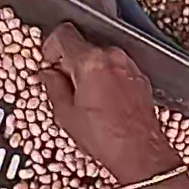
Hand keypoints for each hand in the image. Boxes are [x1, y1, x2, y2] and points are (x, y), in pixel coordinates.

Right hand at [38, 23, 178, 183]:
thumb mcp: (66, 115)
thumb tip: (47, 75)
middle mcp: (113, 57)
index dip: (50, 48)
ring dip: (90, 72)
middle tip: (63, 86)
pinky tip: (103, 103)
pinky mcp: (140, 79)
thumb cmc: (107, 138)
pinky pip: (117, 71)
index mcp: (90, 61)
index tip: (48, 61)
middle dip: (71, 63)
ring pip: (102, 59)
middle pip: (84, 47)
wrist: (140, 153)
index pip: (63, 35)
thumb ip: (53, 87)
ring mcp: (130, 67)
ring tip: (85, 100)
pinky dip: (107, 80)